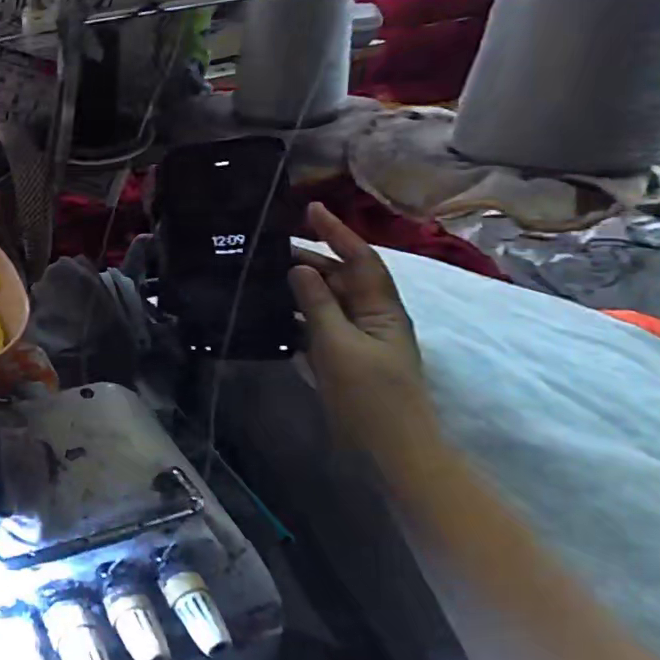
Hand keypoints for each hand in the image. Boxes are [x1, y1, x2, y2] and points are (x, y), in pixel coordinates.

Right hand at [289, 203, 432, 436]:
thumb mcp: (339, 346)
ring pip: (330, 302)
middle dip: (311, 260)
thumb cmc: (371, 396)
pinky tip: (275, 315)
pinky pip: (322, 326)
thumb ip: (318, 304)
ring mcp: (360, 339)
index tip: (310, 208)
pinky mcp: (347, 359)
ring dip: (302, 288)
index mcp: (382, 307)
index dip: (337, 231)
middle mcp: (373, 316)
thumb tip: (299, 267)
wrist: (393, 451)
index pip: (360, 257)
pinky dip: (300, 316)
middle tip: (270, 249)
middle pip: (342, 278)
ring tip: (266, 277)